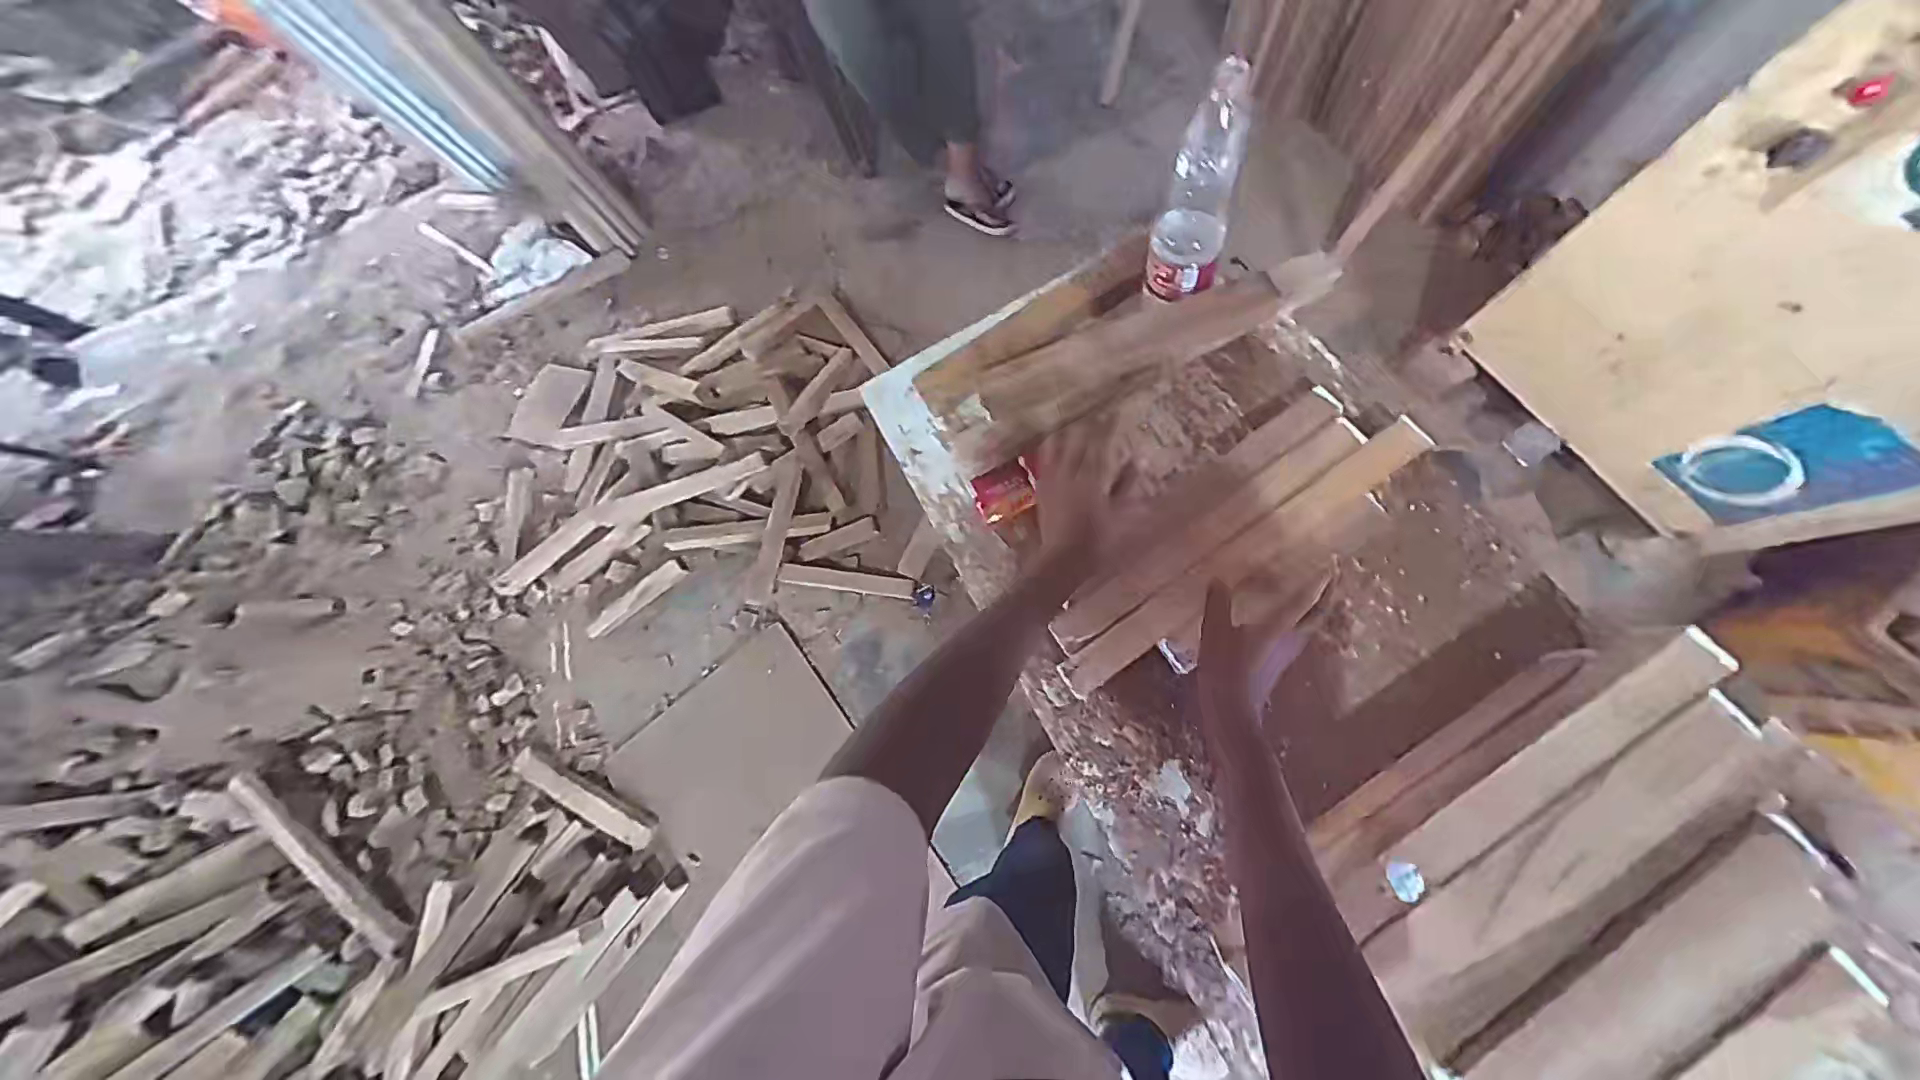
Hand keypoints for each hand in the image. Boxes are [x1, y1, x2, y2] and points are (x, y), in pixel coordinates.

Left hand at [1029, 416, 1126, 565]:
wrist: (1060, 561)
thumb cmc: (1096, 542)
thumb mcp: (1120, 515)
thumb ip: (1127, 485)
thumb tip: (1137, 460)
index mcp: (1091, 477)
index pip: (1099, 442)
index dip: (1107, 425)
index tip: (1113, 412)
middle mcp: (1068, 472)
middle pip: (1076, 438)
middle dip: (1087, 424)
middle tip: (1096, 416)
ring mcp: (1051, 479)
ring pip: (1056, 445)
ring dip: (1065, 432)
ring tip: (1073, 425)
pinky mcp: (1040, 487)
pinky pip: (1044, 460)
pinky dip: (1051, 448)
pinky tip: (1054, 444)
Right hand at [1196, 568, 1332, 737]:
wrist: (1232, 712)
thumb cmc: (1227, 669)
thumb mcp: (1216, 632)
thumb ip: (1218, 604)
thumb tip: (1219, 580)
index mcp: (1281, 627)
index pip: (1309, 600)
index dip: (1323, 582)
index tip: (1334, 565)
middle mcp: (1291, 639)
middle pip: (1318, 615)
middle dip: (1327, 596)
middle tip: (1332, 579)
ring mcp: (1287, 654)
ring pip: (1310, 626)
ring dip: (1316, 610)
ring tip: (1313, 596)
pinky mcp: (1278, 664)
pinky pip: (1297, 636)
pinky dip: (1299, 622)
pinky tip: (1285, 621)